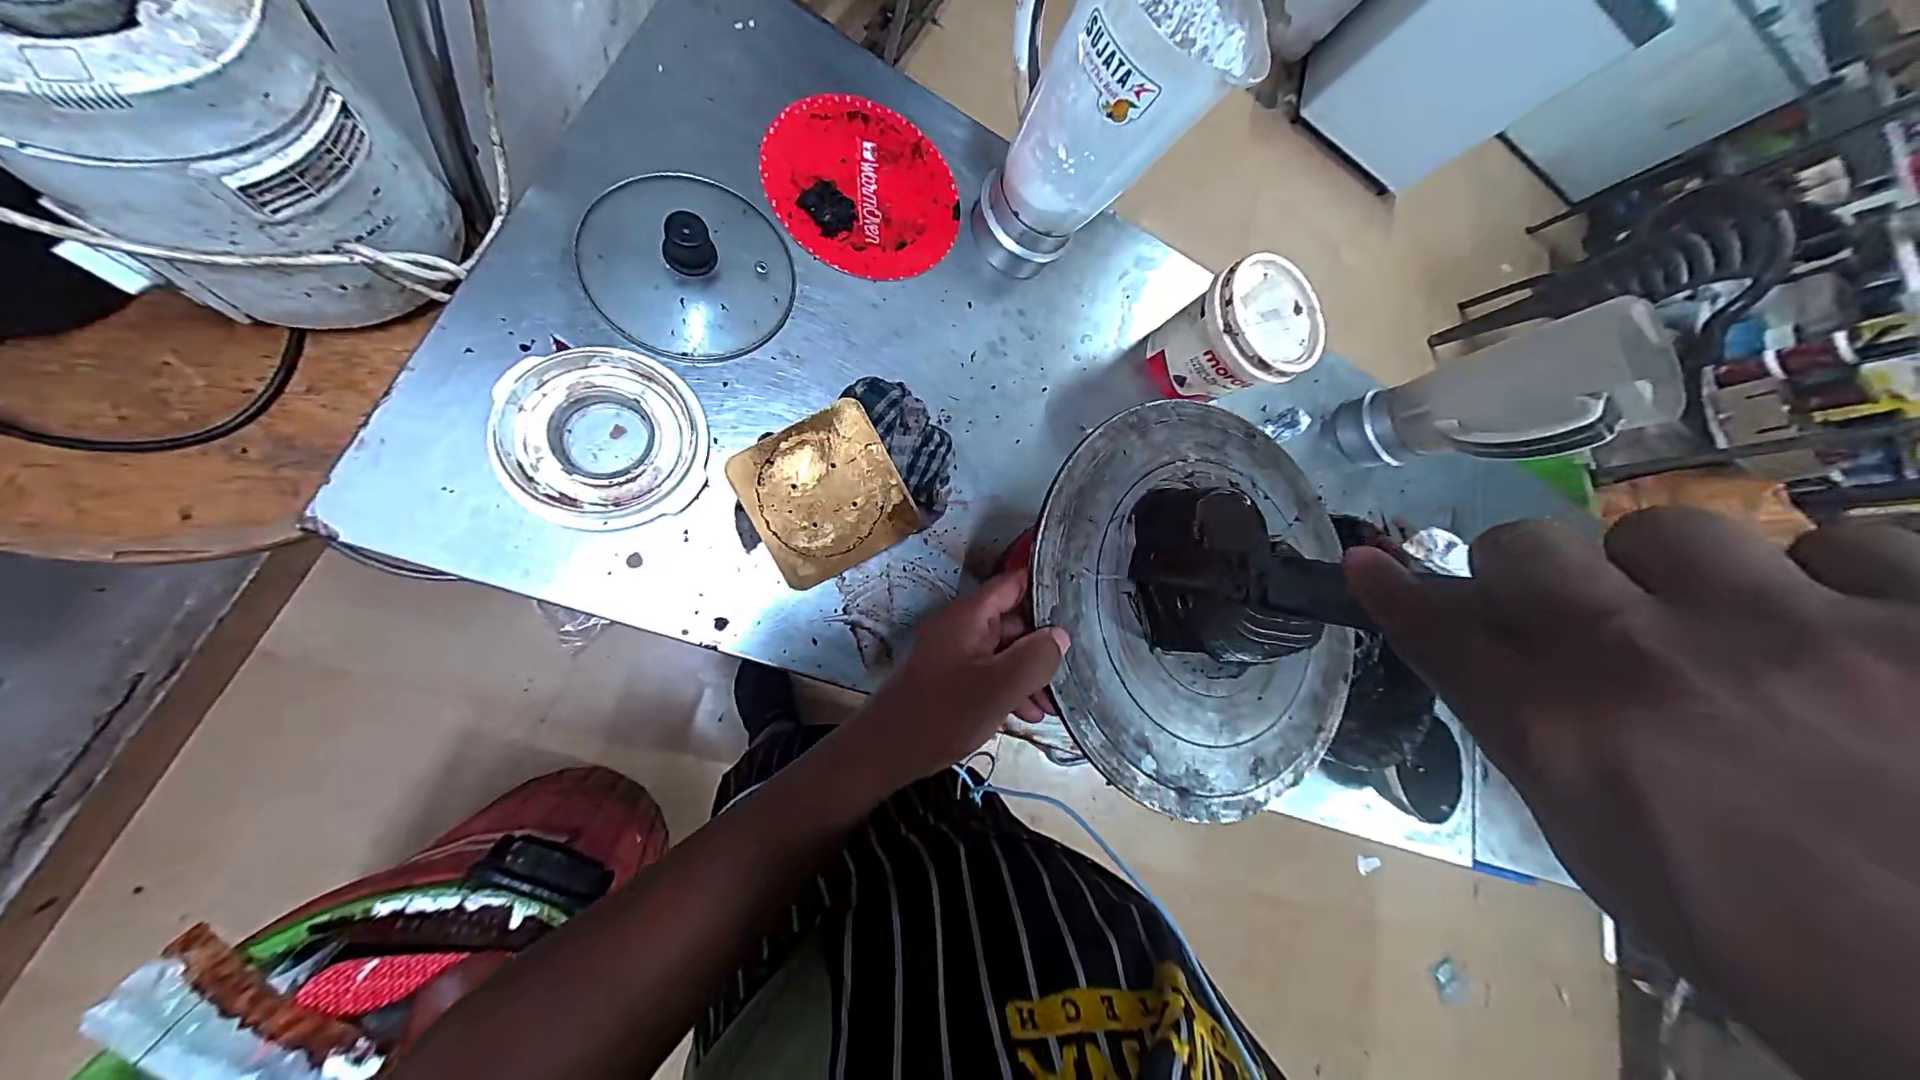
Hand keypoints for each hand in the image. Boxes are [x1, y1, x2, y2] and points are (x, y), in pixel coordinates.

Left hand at [840, 570, 1069, 786]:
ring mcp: (951, 652)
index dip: (1044, 588)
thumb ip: (1036, 658)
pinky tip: (1025, 714)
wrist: (886, 751)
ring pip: (1001, 651)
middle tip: (1069, 675)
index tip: (1077, 603)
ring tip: (1050, 707)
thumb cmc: (943, 713)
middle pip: (1011, 621)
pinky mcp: (946, 677)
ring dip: (1027, 673)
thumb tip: (1060, 635)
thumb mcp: (1000, 687)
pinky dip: (1007, 686)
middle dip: (1041, 646)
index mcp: (969, 616)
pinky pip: (986, 671)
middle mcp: (959, 626)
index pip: (1012, 584)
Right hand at [1345, 508, 1919, 1079]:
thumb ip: (1541, 743)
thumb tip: (1496, 672)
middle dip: (1525, 570)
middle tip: (1568, 604)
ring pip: (1670, 528)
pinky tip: (1846, 636)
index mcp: (1563, 733)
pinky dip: (1826, 580)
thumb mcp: (1610, 852)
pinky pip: (1844, 541)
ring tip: (1726, 624)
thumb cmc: (1771, 940)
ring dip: (1673, 573)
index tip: (1367, 563)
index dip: (1393, 591)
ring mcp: (1794, 628)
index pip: (1439, 631)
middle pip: (1524, 548)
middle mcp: (1646, 661)